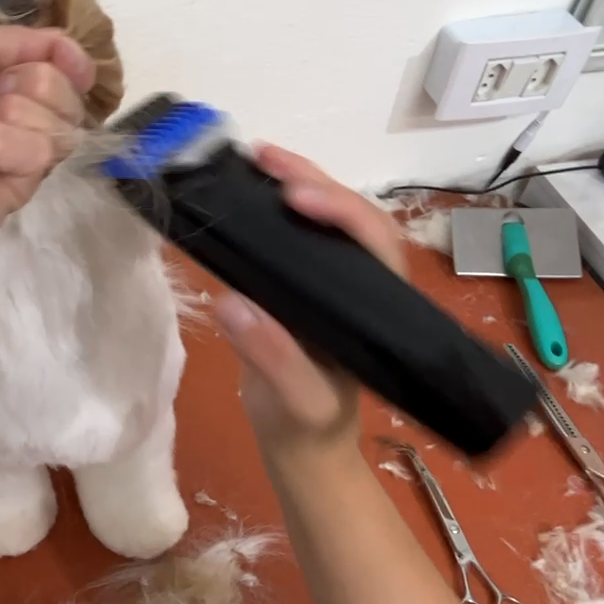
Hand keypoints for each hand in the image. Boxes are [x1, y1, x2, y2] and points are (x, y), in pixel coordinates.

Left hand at [0, 14, 95, 259]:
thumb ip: (15, 40)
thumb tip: (68, 52)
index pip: (53, 63)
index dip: (68, 59)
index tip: (75, 64)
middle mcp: (5, 116)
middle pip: (66, 95)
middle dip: (36, 84)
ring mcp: (11, 158)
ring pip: (61, 125)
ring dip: (13, 115)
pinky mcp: (13, 192)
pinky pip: (37, 156)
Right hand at [214, 143, 406, 465]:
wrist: (302, 447)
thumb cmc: (308, 426)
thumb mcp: (294, 400)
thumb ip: (271, 356)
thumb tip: (230, 302)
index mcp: (374, 308)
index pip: (371, 242)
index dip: (339, 211)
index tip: (294, 200)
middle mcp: (357, 286)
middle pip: (349, 217)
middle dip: (312, 180)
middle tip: (264, 156)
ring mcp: (328, 285)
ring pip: (322, 222)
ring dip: (293, 184)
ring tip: (254, 160)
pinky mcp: (298, 289)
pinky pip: (293, 240)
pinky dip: (270, 211)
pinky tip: (246, 196)